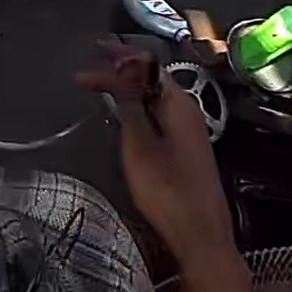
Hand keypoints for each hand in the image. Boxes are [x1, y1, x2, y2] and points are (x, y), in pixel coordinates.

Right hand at [77, 41, 233, 261]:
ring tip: (102, 84)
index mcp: (177, 102)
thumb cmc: (167, 190)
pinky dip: (136, 102)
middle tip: (91, 68)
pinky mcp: (186, 145)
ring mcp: (188, 127)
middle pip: (149, 76)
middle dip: (119, 69)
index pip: (144, 65)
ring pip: (153, 94)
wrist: (201, 238)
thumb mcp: (139, 142)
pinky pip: (157, 109)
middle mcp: (186, 108)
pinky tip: (124, 110)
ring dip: (127, 86)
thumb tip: (123, 67)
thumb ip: (129, 101)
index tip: (92, 53)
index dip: (116, 57)